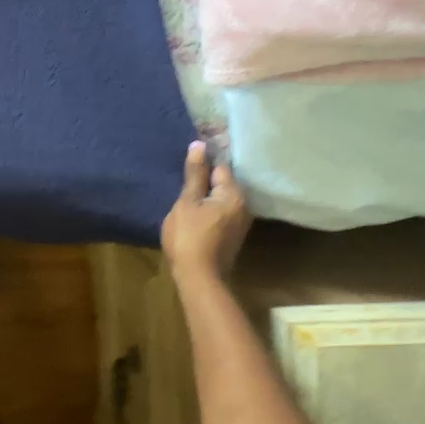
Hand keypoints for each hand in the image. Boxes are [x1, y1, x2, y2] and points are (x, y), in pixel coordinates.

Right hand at [162, 141, 252, 282]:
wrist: (199, 278)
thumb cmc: (190, 236)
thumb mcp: (187, 202)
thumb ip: (195, 174)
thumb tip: (199, 145)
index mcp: (234, 194)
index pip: (220, 166)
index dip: (201, 163)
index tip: (184, 163)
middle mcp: (243, 205)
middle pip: (223, 181)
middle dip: (204, 178)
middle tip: (181, 177)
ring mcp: (240, 221)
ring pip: (221, 197)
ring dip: (205, 193)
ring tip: (184, 192)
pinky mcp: (232, 233)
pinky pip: (221, 210)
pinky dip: (208, 207)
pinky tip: (193, 210)